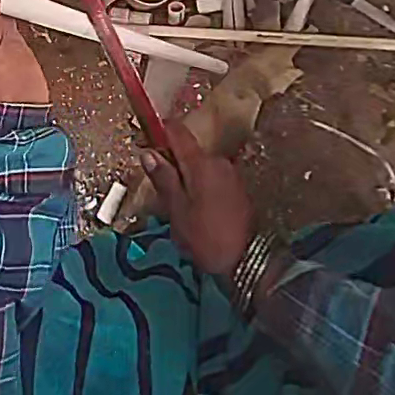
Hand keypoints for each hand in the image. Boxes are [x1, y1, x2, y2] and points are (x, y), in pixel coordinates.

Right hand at [141, 122, 253, 276]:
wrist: (248, 263)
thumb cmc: (206, 238)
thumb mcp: (177, 211)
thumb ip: (164, 179)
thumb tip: (148, 153)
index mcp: (200, 163)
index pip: (177, 131)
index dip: (159, 132)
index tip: (146, 142)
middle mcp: (218, 161)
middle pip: (188, 150)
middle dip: (171, 162)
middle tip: (158, 188)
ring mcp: (231, 174)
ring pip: (200, 166)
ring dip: (186, 177)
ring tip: (177, 205)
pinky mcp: (239, 189)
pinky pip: (212, 178)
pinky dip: (199, 186)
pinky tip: (195, 209)